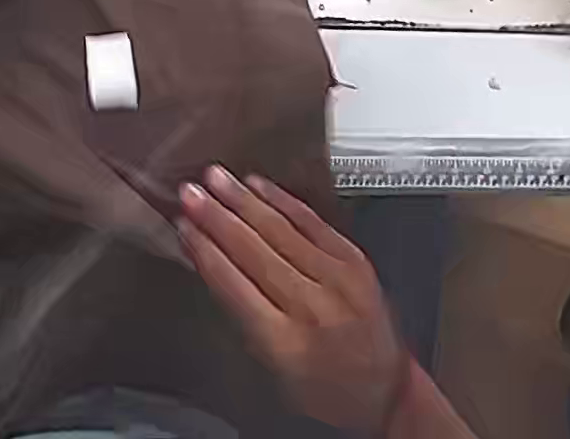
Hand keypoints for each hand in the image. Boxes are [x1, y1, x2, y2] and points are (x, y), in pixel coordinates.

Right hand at [179, 166, 409, 432]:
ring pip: (278, 229)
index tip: (182, 224)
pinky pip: (310, 220)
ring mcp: (337, 280)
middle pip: (253, 251)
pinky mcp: (354, 259)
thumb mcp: (271, 364)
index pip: (233, 286)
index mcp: (285, 345)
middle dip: (215, 216)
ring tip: (214, 176)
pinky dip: (280, 198)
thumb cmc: (320, 386)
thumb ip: (238, 308)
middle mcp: (312, 308)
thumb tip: (203, 253)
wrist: (387, 393)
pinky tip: (255, 183)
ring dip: (241, 199)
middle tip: (189, 191)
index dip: (204, 251)